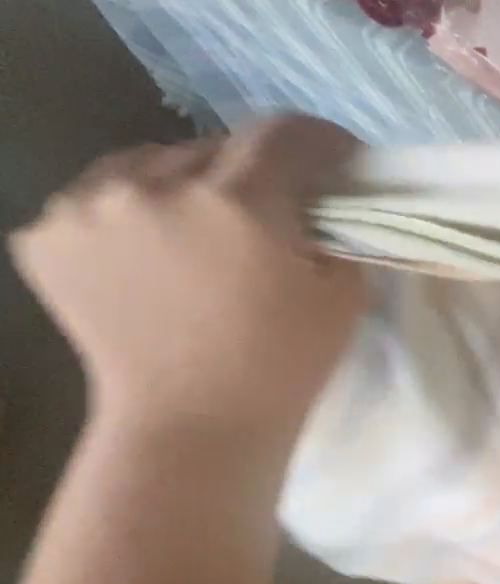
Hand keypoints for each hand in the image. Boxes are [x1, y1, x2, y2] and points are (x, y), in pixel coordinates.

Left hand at [8, 115, 368, 447]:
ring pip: (147, 166)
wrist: (196, 421)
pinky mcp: (45, 235)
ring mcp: (84, 206)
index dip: (320, 139)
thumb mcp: (342, 297)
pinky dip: (135, 220)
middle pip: (214, 148)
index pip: (283, 134)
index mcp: (238, 201)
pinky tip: (159, 262)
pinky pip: (99, 203)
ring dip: (186, 188)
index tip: (341, 157)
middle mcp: (151, 184)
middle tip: (278, 213)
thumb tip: (318, 208)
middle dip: (254, 174)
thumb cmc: (287, 363)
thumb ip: (331, 235)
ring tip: (207, 234)